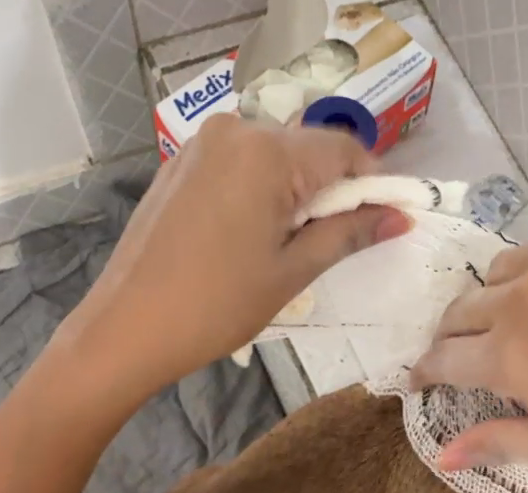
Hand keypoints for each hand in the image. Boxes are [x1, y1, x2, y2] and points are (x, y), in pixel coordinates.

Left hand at [69, 114, 412, 383]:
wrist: (128, 326)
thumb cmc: (217, 306)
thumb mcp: (291, 272)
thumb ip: (347, 234)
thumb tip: (400, 216)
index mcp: (267, 152)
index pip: (343, 149)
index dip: (372, 184)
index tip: (384, 221)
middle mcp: (234, 130)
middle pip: (307, 148)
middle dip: (331, 190)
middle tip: (332, 245)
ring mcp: (200, 145)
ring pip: (273, 157)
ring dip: (295, 193)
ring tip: (287, 249)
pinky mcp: (179, 165)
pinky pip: (239, 166)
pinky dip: (259, 193)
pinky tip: (250, 238)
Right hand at [410, 223, 527, 466]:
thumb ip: (501, 443)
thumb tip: (443, 457)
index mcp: (508, 356)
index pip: (442, 359)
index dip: (424, 374)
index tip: (419, 384)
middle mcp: (519, 297)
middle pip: (459, 311)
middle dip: (449, 338)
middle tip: (459, 360)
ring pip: (496, 273)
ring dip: (488, 301)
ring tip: (508, 324)